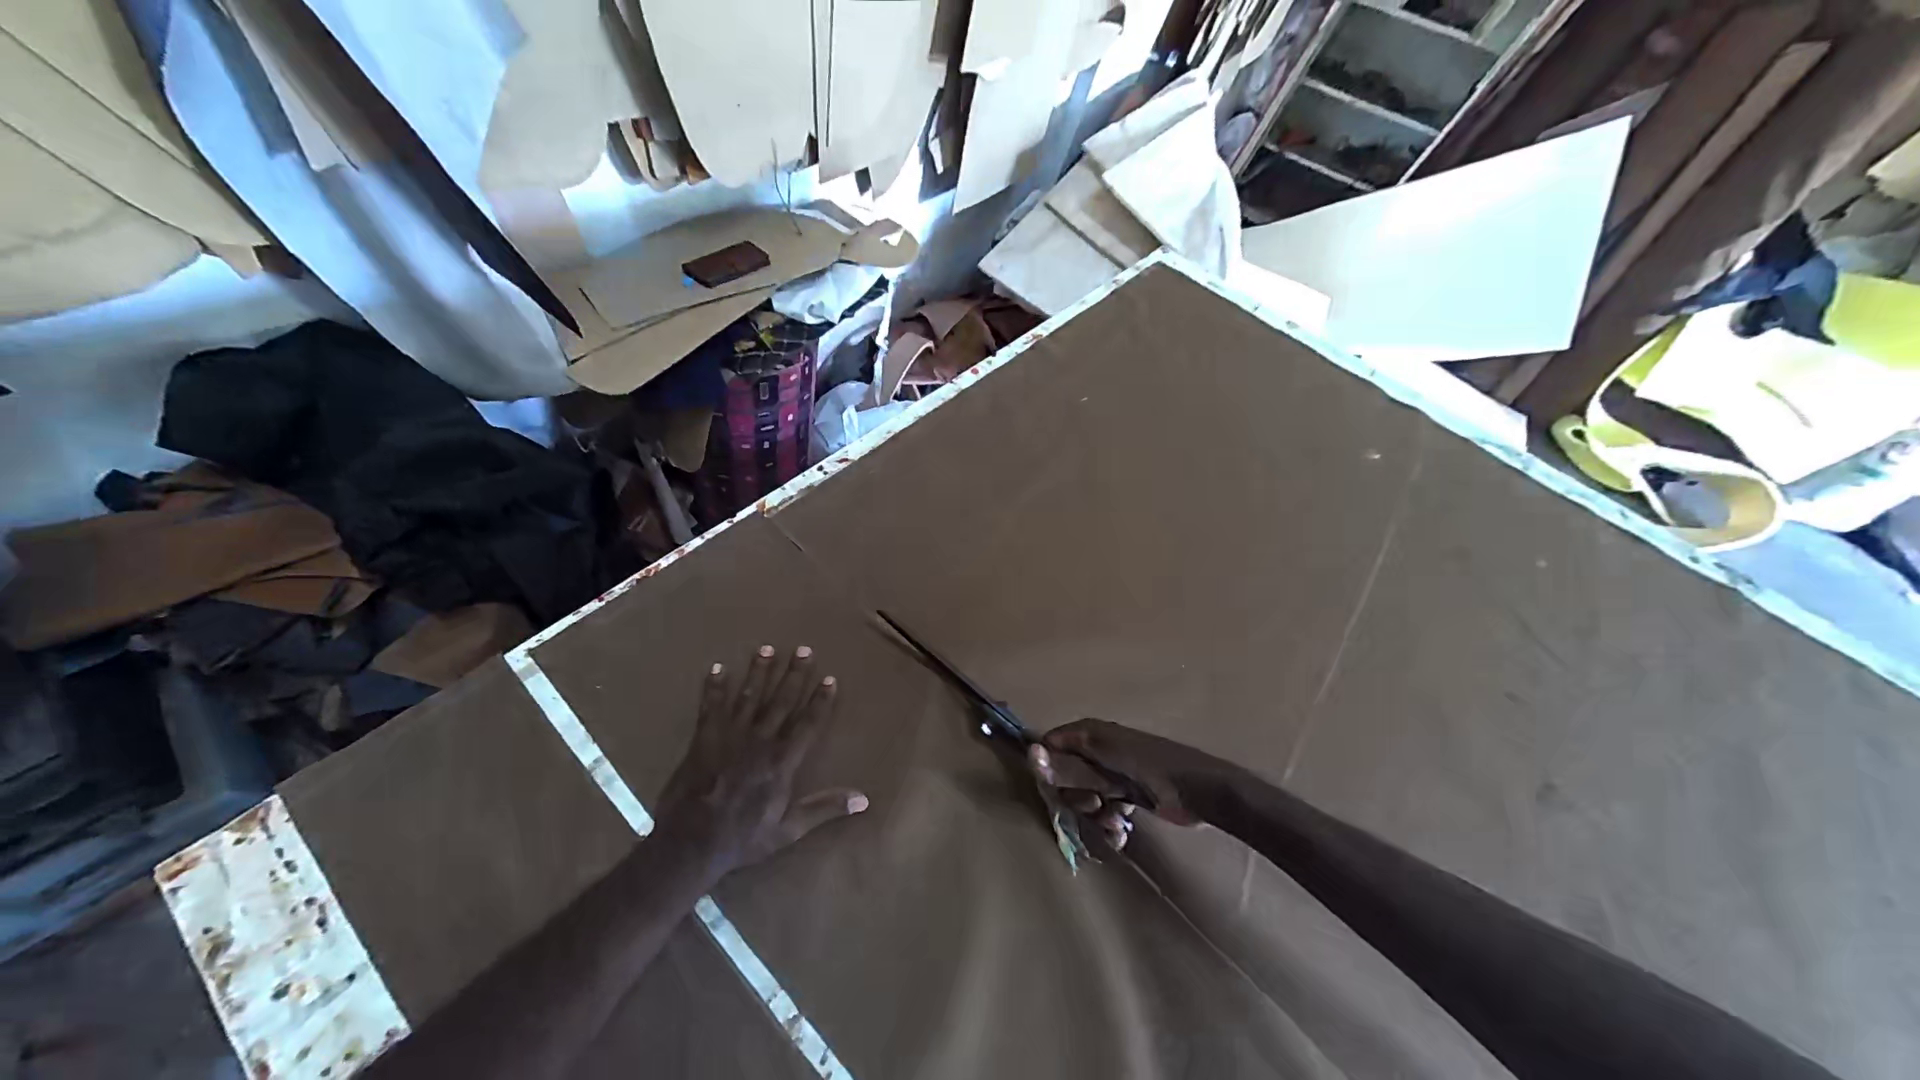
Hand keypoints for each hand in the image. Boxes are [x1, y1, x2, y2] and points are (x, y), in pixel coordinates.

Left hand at [652, 646, 866, 879]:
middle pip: (781, 700)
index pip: (808, 723)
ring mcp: (730, 735)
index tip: (829, 678)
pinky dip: (714, 687)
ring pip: (750, 696)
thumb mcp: (790, 829)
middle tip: (803, 649)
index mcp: (783, 760)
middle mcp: (760, 740)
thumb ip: (825, 808)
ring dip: (759, 672)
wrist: (691, 842)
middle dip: (794, 674)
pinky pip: (711, 706)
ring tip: (767, 648)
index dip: (820, 700)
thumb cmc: (743, 837)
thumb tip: (863, 799)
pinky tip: (716, 668)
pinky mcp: (704, 738)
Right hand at [1029, 720, 1222, 849]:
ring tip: (1115, 823)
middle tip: (1094, 805)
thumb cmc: (1149, 768)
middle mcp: (1099, 750)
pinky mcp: (1129, 796)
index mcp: (1090, 734)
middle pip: (1067, 777)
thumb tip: (1030, 753)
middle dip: (1077, 798)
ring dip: (1096, 816)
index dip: (1048, 768)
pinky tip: (1121, 834)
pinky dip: (1110, 824)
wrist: (1199, 790)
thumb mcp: (1104, 765)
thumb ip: (1067, 763)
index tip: (1053, 789)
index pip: (1052, 746)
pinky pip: (1106, 810)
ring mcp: (1114, 774)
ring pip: (1086, 798)